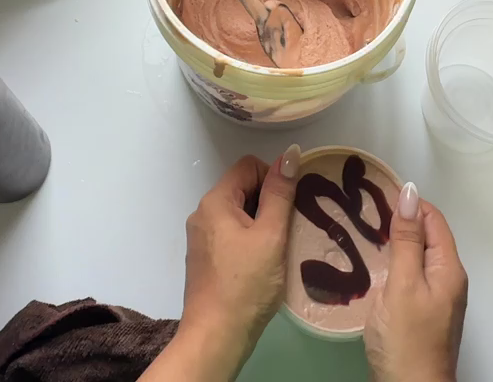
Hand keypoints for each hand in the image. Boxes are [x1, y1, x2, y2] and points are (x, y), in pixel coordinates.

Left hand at [141, 145, 300, 381]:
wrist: (215, 338)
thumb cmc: (246, 285)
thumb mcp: (271, 235)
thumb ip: (280, 193)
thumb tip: (291, 153)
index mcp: (215, 201)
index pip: (249, 166)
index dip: (273, 179)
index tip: (287, 208)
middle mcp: (203, 213)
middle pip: (243, 188)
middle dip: (268, 203)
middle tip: (286, 231)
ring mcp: (201, 238)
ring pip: (239, 213)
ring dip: (261, 223)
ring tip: (276, 249)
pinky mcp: (204, 259)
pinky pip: (230, 234)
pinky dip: (249, 240)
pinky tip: (261, 265)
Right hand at [365, 183, 467, 381]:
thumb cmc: (407, 338)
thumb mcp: (403, 283)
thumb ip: (406, 238)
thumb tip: (410, 191)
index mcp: (448, 268)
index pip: (433, 218)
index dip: (409, 202)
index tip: (376, 193)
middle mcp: (448, 279)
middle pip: (427, 235)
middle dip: (401, 220)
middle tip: (365, 210)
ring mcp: (436, 298)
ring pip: (417, 256)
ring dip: (395, 242)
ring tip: (365, 232)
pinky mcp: (422, 312)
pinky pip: (411, 275)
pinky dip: (394, 264)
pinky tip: (374, 266)